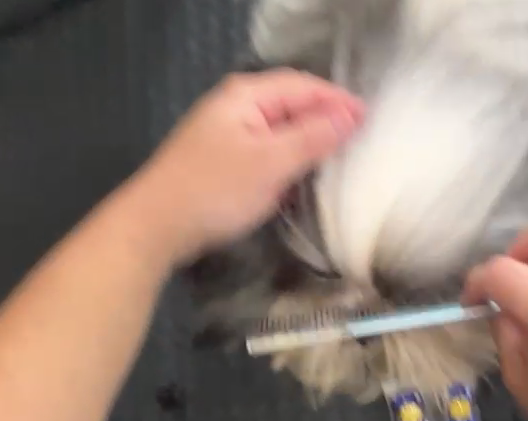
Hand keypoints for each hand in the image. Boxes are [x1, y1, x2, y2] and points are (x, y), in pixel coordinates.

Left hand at [119, 70, 363, 267]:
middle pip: (290, 106)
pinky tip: (299, 183)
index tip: (370, 119)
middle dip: (324, 119)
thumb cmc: (215, 191)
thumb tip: (350, 117)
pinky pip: (264, 156)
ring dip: (306, 144)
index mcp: (247, 96)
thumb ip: (312, 138)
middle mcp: (235, 108)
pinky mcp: (220, 166)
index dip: (338, 101)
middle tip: (359, 139)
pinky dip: (286, 164)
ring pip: (277, 133)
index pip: (303, 87)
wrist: (157, 226)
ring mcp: (225, 137)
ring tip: (337, 160)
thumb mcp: (270, 164)